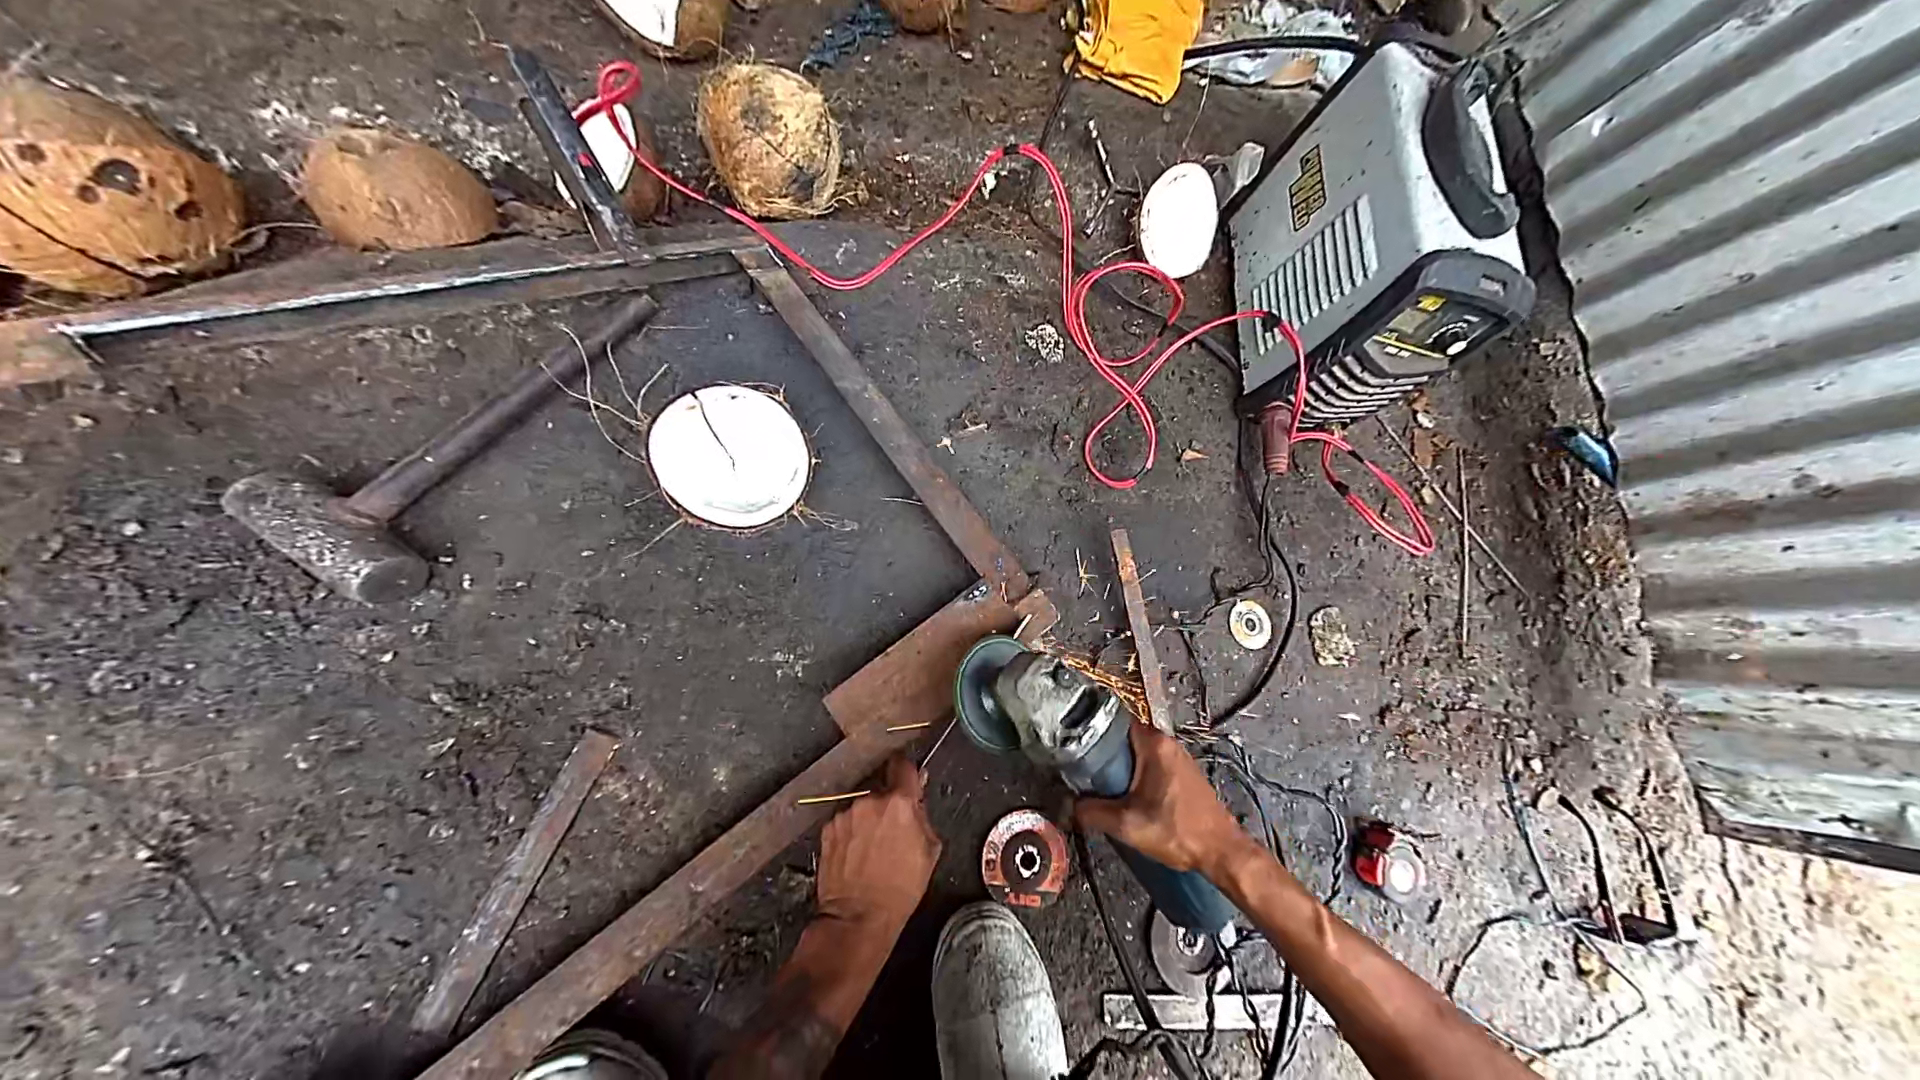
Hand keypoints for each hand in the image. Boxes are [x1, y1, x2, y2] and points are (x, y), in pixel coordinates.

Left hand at [816, 755, 941, 931]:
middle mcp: (870, 801)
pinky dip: (850, 830)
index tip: (907, 777)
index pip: (903, 765)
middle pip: (881, 787)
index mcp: (900, 802)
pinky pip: (845, 820)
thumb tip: (917, 800)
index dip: (906, 772)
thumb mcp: (930, 850)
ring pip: (862, 805)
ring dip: (867, 817)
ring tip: (872, 847)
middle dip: (887, 802)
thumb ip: (923, 816)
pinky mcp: (828, 828)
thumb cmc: (899, 889)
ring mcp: (845, 814)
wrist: (859, 917)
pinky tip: (856, 853)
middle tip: (892, 828)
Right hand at [1074, 723, 1254, 878]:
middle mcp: (1168, 744)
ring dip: (1123, 768)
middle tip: (1090, 775)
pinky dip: (1139, 776)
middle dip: (1107, 755)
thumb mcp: (1126, 825)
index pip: (1116, 722)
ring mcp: (1179, 758)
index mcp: (1155, 744)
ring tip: (1107, 788)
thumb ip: (1092, 812)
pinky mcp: (1185, 774)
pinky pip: (1153, 765)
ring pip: (1140, 753)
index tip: (1079, 748)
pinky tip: (1131, 798)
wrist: (1221, 853)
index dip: (1095, 732)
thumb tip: (1070, 807)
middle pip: (1126, 738)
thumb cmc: (1177, 832)